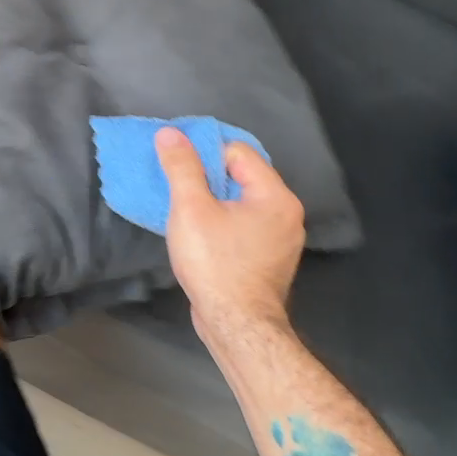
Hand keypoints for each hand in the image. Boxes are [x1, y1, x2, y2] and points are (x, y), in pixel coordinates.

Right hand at [156, 128, 305, 343]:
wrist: (235, 322)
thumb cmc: (214, 261)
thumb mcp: (190, 208)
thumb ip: (182, 167)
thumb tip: (171, 133)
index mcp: (275, 196)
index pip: (237, 152)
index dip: (203, 153)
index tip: (175, 165)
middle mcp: (286, 213)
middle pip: (240, 176)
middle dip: (205, 175)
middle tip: (173, 185)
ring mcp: (280, 239)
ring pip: (239, 201)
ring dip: (210, 199)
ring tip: (181, 208)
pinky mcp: (267, 258)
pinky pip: (241, 223)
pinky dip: (219, 220)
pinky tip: (197, 232)